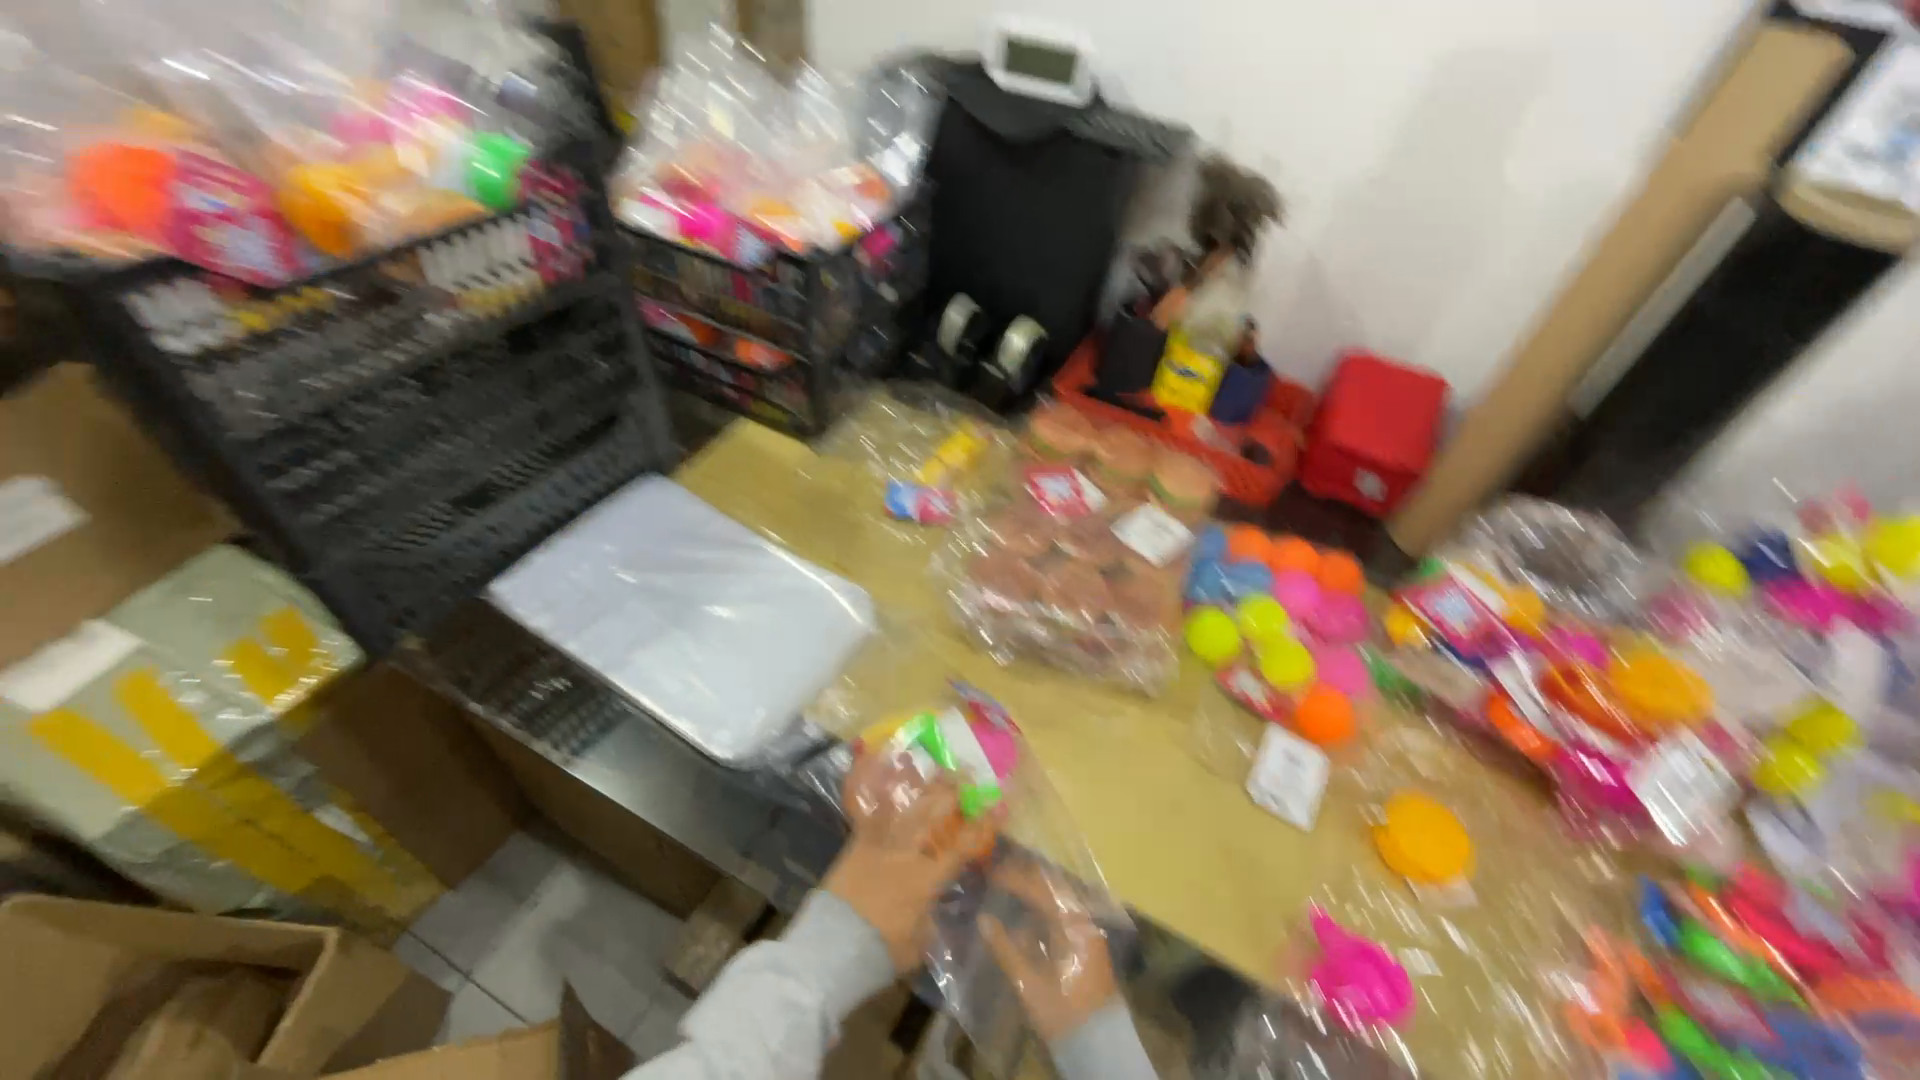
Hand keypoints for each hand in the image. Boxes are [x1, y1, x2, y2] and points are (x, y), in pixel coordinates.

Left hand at [824, 750, 998, 972]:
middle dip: (955, 793)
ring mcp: (881, 842)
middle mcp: (908, 852)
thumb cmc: (881, 950)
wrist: (833, 944)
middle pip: (936, 813)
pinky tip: (886, 769)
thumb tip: (934, 904)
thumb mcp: (920, 941)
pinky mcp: (858, 840)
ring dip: (926, 786)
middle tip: (969, 777)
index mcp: (928, 878)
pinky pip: (872, 808)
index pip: (962, 844)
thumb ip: (931, 916)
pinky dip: (880, 789)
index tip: (996, 807)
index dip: (982, 824)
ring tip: (940, 769)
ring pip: (909, 805)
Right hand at [980, 859, 1119, 1040]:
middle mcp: (1084, 919)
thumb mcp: (1029, 983)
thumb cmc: (1062, 1012)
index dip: (1013, 878)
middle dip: (1025, 877)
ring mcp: (1088, 931)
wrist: (1099, 1044)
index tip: (990, 873)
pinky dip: (1044, 910)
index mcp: (1072, 924)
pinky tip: (1025, 916)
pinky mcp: (1086, 944)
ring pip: (1059, 899)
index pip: (1040, 889)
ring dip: (1034, 891)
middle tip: (997, 873)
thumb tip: (983, 918)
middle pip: (1053, 886)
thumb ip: (1005, 948)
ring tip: (1006, 888)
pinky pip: (1063, 915)